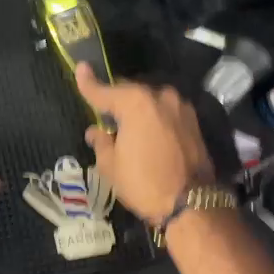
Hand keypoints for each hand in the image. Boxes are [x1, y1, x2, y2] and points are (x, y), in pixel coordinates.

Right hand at [76, 64, 213, 223]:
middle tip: (104, 116)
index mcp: (135, 103)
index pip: (104, 91)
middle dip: (115, 101)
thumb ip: (101, 142)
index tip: (79, 69)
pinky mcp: (194, 122)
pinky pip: (165, 113)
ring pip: (150, 102)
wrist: (192, 204)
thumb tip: (95, 131)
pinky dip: (154, 119)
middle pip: (129, 93)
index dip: (88, 82)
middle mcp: (160, 97)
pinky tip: (147, 135)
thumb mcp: (111, 165)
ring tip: (127, 128)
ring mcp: (181, 108)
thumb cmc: (144, 183)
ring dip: (137, 111)